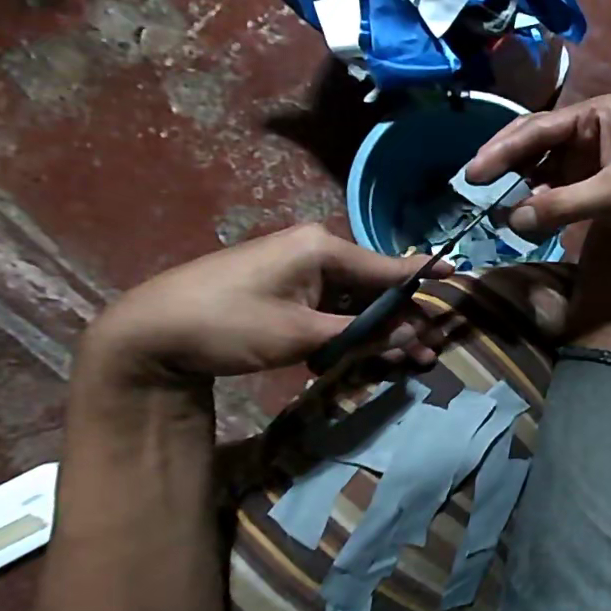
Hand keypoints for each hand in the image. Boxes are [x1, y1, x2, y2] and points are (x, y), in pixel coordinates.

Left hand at [83, 224, 447, 382]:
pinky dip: (351, 332)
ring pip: (356, 302)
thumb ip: (363, 334)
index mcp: (322, 249)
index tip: (461, 280)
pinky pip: (332, 309)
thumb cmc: (228, 325)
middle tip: (432, 352)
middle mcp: (315, 253)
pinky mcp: (285, 292)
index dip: (427, 278)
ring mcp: (298, 273)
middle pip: (376, 287)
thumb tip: (414, 333)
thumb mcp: (302, 334)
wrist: (149, 333)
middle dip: (405, 321)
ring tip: (411, 361)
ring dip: (380, 331)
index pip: (390, 266)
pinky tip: (368, 355)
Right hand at [464, 95, 610, 248]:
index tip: (474, 174)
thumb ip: (562, 204)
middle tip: (474, 183)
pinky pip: (559, 187)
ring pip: (545, 166)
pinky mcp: (597, 183)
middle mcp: (590, 129)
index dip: (502, 150)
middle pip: (536, 142)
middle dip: (507, 161)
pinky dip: (541, 199)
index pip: (538, 128)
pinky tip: (527, 212)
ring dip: (523, 183)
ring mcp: (593, 157)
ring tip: (498, 203)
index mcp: (596, 114)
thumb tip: (511, 220)